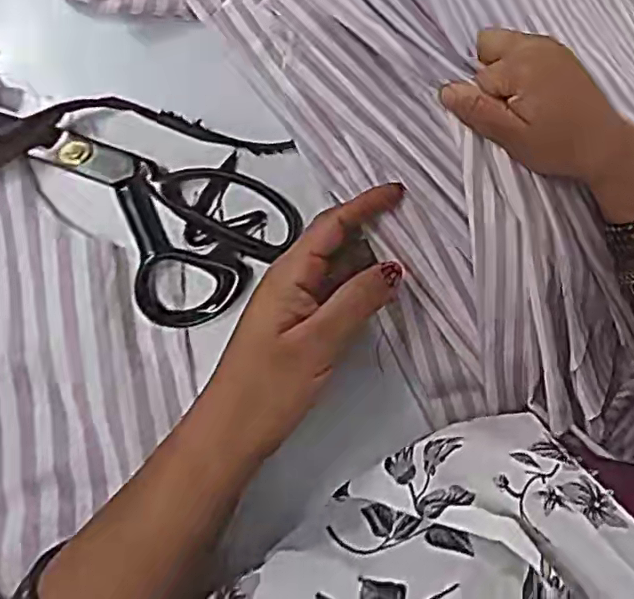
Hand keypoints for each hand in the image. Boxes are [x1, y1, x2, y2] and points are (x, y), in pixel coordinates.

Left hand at [194, 185, 403, 463]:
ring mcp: (296, 302)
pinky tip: (380, 293)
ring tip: (404, 260)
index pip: (332, 224)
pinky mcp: (302, 323)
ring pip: (340, 265)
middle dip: (373, 227)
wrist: (225, 441)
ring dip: (370, 259)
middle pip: (337, 239)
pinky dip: (363, 284)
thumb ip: (358, 299)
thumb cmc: (258, 394)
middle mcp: (291, 281)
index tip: (395, 193)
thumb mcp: (318, 342)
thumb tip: (392, 268)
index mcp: (288, 275)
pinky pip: (338, 289)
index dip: (366, 204)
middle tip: (408, 223)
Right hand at [438, 29, 633, 222]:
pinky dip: (525, 68)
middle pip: (487, 43)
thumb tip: (446, 90)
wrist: (609, 147)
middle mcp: (536, 45)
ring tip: (528, 103)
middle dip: (489, 71)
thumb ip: (478, 110)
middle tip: (512, 105)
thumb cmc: (561, 145)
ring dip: (507, 69)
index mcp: (522, 63)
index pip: (478, 76)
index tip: (509, 119)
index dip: (485, 101)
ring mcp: (552, 47)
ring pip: (507, 45)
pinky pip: (528, 50)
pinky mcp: (563, 55)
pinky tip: (541, 96)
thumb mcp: (514, 137)